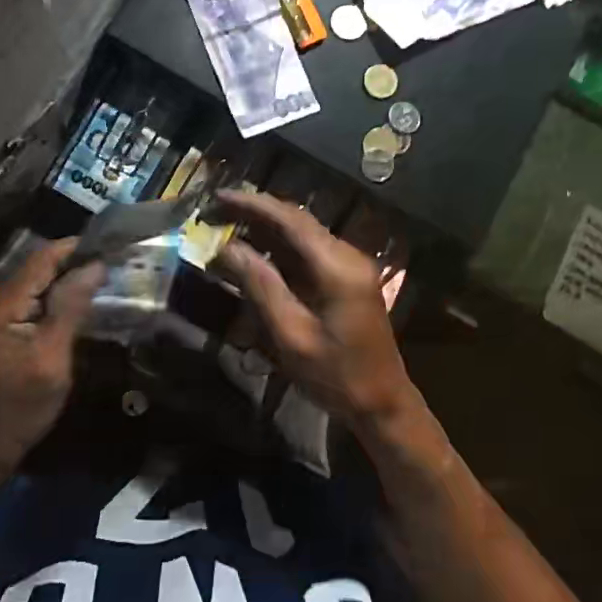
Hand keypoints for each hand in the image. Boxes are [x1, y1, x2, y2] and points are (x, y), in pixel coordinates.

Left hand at [0, 239, 101, 475]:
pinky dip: (56, 295)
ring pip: (35, 281)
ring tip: (102, 277)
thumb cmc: (20, 408)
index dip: (76, 248)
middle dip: (74, 261)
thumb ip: (70, 308)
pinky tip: (78, 301)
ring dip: (66, 277)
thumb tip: (95, 265)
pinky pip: (31, 299)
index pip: (42, 259)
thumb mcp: (52, 359)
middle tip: (112, 262)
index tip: (110, 245)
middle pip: (37, 266)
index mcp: (2, 305)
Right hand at [212, 190, 417, 431]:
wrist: (383, 404)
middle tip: (218, 208)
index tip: (220, 197)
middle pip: (298, 219)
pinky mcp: (348, 276)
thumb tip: (229, 248)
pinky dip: (280, 242)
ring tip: (230, 221)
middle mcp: (348, 256)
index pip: (291, 220)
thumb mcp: (292, 335)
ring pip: (303, 231)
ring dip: (267, 224)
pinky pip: (310, 248)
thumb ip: (262, 286)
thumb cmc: (336, 375)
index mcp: (338, 267)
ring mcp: (351, 264)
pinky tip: (257, 246)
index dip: (253, 204)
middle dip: (256, 210)